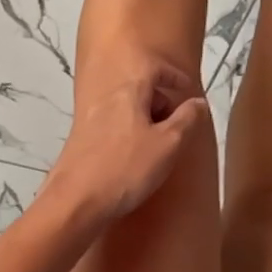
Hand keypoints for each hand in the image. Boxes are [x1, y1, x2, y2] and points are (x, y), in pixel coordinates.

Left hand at [46, 54, 209, 221]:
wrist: (72, 203)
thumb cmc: (125, 169)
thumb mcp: (168, 145)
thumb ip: (187, 120)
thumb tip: (199, 102)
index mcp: (129, 91)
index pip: (153, 67)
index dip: (172, 75)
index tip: (185, 88)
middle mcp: (107, 98)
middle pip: (138, 86)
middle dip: (160, 100)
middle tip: (175, 124)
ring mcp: (90, 119)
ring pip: (125, 107)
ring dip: (145, 118)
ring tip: (157, 145)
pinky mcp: (81, 141)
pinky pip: (113, 124)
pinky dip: (129, 131)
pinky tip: (133, 160)